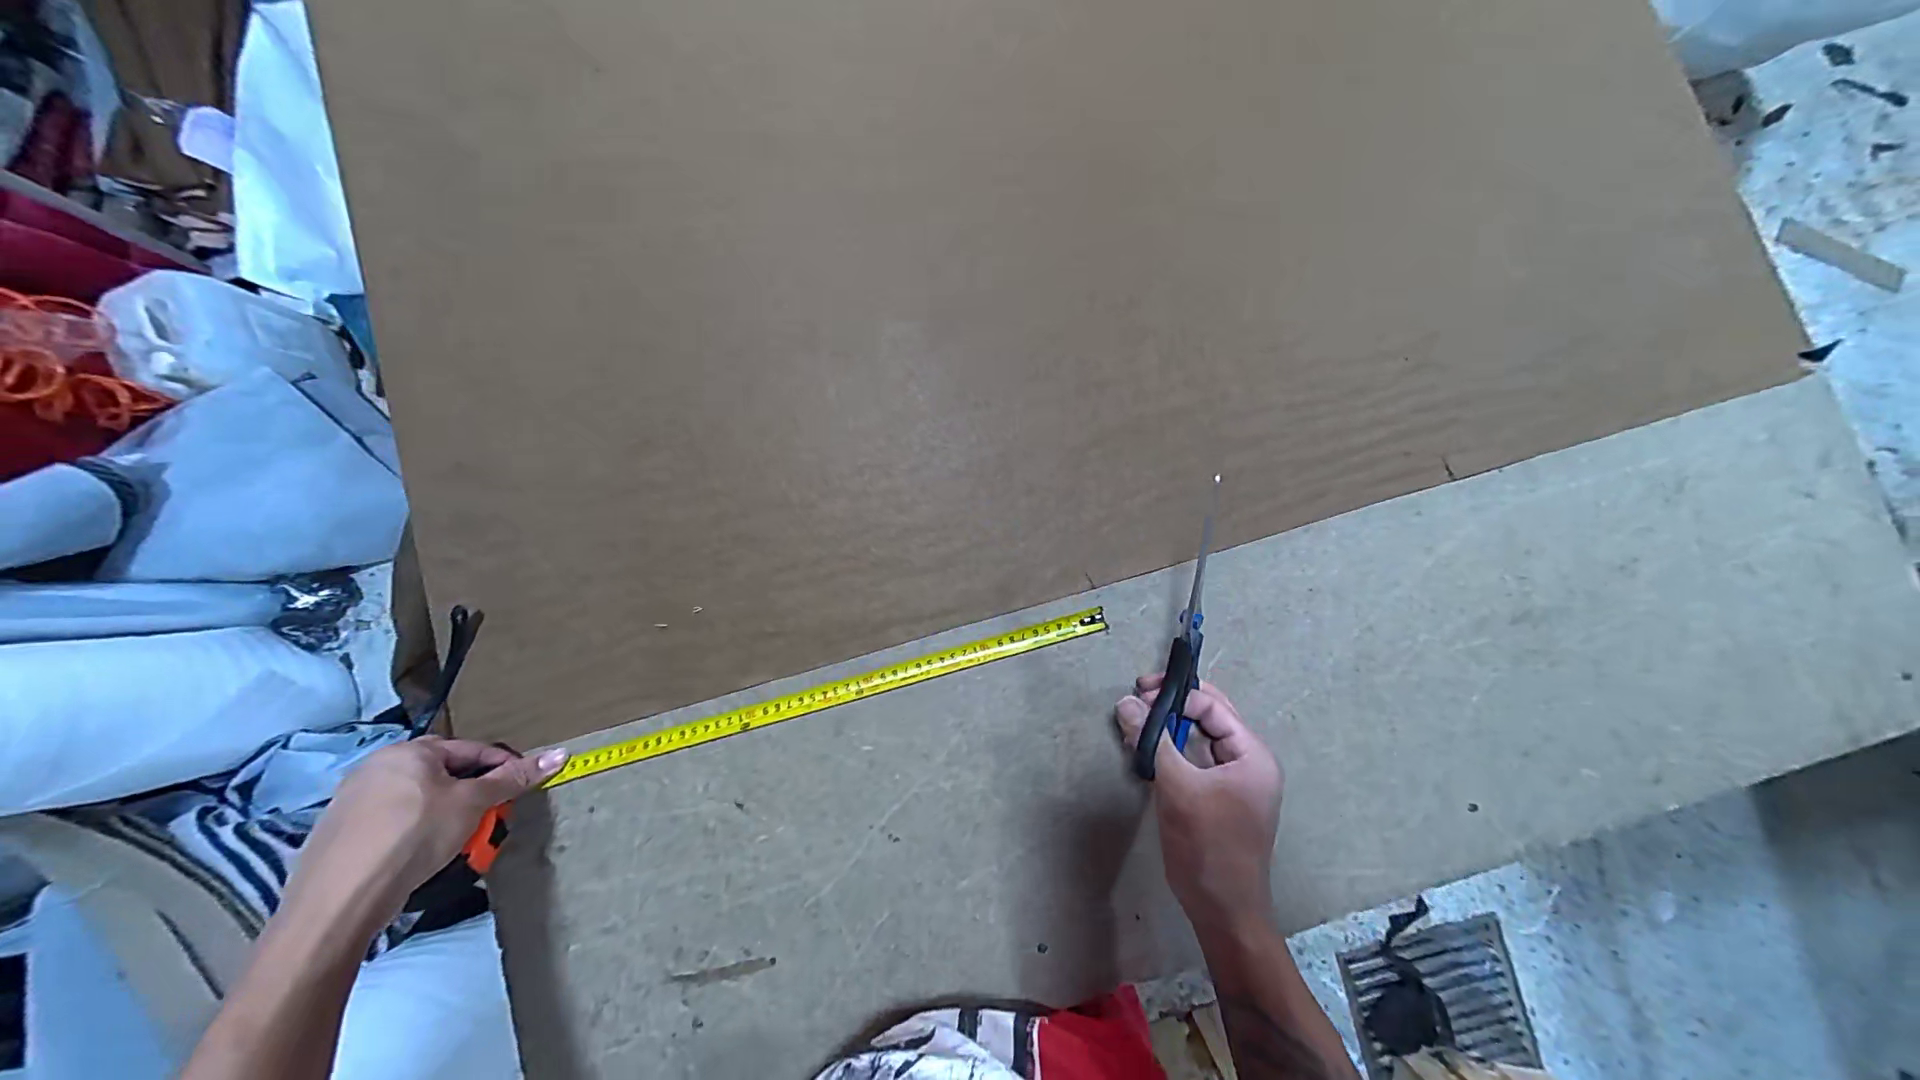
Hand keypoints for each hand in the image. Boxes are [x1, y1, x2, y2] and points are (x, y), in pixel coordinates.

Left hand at [283, 737, 568, 931]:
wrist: (338, 901)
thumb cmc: (414, 836)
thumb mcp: (473, 804)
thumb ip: (513, 779)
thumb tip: (560, 754)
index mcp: (409, 751)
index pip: (473, 750)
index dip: (504, 768)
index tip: (520, 791)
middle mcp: (377, 765)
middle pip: (444, 773)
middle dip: (473, 794)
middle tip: (490, 818)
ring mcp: (352, 799)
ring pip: (419, 798)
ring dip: (447, 814)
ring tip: (460, 840)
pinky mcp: (339, 832)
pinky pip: (394, 820)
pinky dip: (417, 830)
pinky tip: (422, 854)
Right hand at [1115, 674, 1284, 932]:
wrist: (1223, 911)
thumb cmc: (1208, 847)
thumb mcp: (1178, 788)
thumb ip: (1152, 741)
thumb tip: (1125, 702)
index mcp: (1252, 755)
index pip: (1212, 707)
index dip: (1175, 695)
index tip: (1138, 694)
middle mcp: (1248, 762)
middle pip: (1209, 716)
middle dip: (1172, 704)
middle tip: (1136, 698)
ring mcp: (1234, 781)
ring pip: (1199, 737)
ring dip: (1169, 726)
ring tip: (1136, 721)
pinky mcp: (1217, 797)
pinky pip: (1194, 759)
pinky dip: (1171, 749)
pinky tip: (1147, 749)